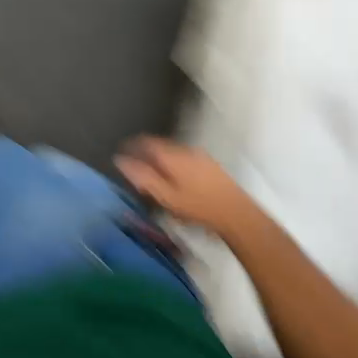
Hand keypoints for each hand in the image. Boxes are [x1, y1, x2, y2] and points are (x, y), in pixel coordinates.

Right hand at [117, 136, 264, 236]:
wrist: (236, 214)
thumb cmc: (197, 208)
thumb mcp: (165, 196)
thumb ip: (142, 177)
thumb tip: (120, 161)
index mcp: (172, 156)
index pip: (146, 142)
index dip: (132, 146)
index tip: (122, 154)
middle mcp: (186, 150)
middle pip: (160, 147)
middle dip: (147, 156)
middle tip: (139, 172)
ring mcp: (201, 156)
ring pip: (174, 154)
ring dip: (163, 162)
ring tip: (158, 180)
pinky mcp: (212, 165)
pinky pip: (186, 160)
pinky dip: (176, 167)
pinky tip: (179, 183)